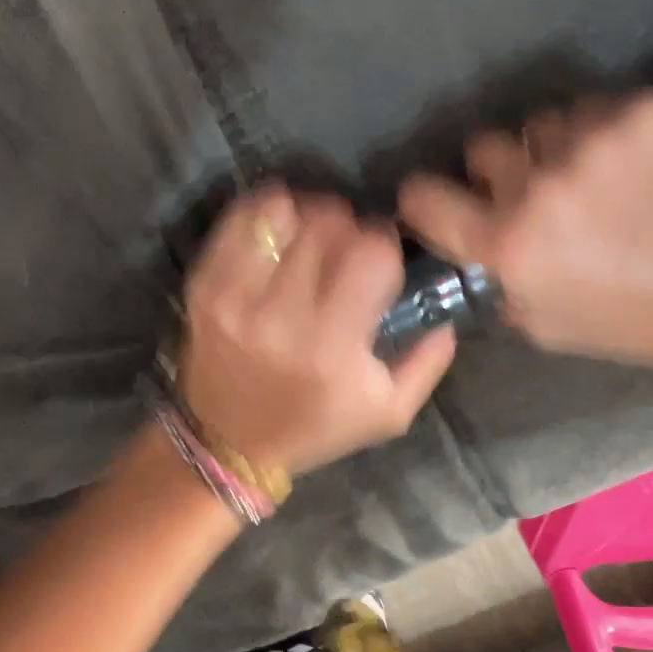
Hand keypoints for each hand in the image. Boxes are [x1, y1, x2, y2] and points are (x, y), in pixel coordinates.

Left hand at [179, 187, 457, 475]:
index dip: (383, 241)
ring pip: (280, 217)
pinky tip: (278, 222)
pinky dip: (263, 213)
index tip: (381, 250)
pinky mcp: (204, 286)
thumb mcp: (387, 412)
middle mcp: (281, 318)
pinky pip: (237, 224)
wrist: (227, 440)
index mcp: (332, 348)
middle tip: (347, 235)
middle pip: (325, 227)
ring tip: (312, 226)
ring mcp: (235, 298)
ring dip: (305, 211)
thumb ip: (426, 362)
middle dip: (346, 222)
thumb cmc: (314, 426)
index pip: (369, 255)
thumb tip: (448, 312)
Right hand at [397, 92, 652, 384]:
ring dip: (559, 147)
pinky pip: (596, 107)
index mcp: (508, 245)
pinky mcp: (641, 114)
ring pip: (541, 123)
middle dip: (504, 170)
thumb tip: (473, 251)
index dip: (426, 198)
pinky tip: (647, 161)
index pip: (423, 197)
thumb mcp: (552, 326)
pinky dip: (610, 131)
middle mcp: (537, 187)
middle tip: (545, 192)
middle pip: (482, 147)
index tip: (442, 200)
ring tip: (607, 175)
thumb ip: (499, 284)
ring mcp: (590, 143)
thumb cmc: (651, 324)